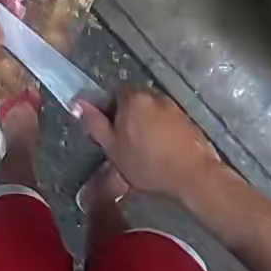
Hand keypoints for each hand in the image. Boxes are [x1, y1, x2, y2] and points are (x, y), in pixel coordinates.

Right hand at [75, 89, 225, 199]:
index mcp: (133, 98)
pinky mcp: (188, 120)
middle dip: (128, 121)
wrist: (192, 174)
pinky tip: (163, 154)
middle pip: (134, 104)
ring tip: (146, 154)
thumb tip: (79, 102)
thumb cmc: (146, 163)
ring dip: (146, 128)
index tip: (110, 136)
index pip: (113, 96)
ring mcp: (174, 107)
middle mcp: (154, 96)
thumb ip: (95, 124)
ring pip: (151, 115)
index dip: (109, 115)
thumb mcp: (113, 148)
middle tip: (125, 147)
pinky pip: (167, 124)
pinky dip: (162, 135)